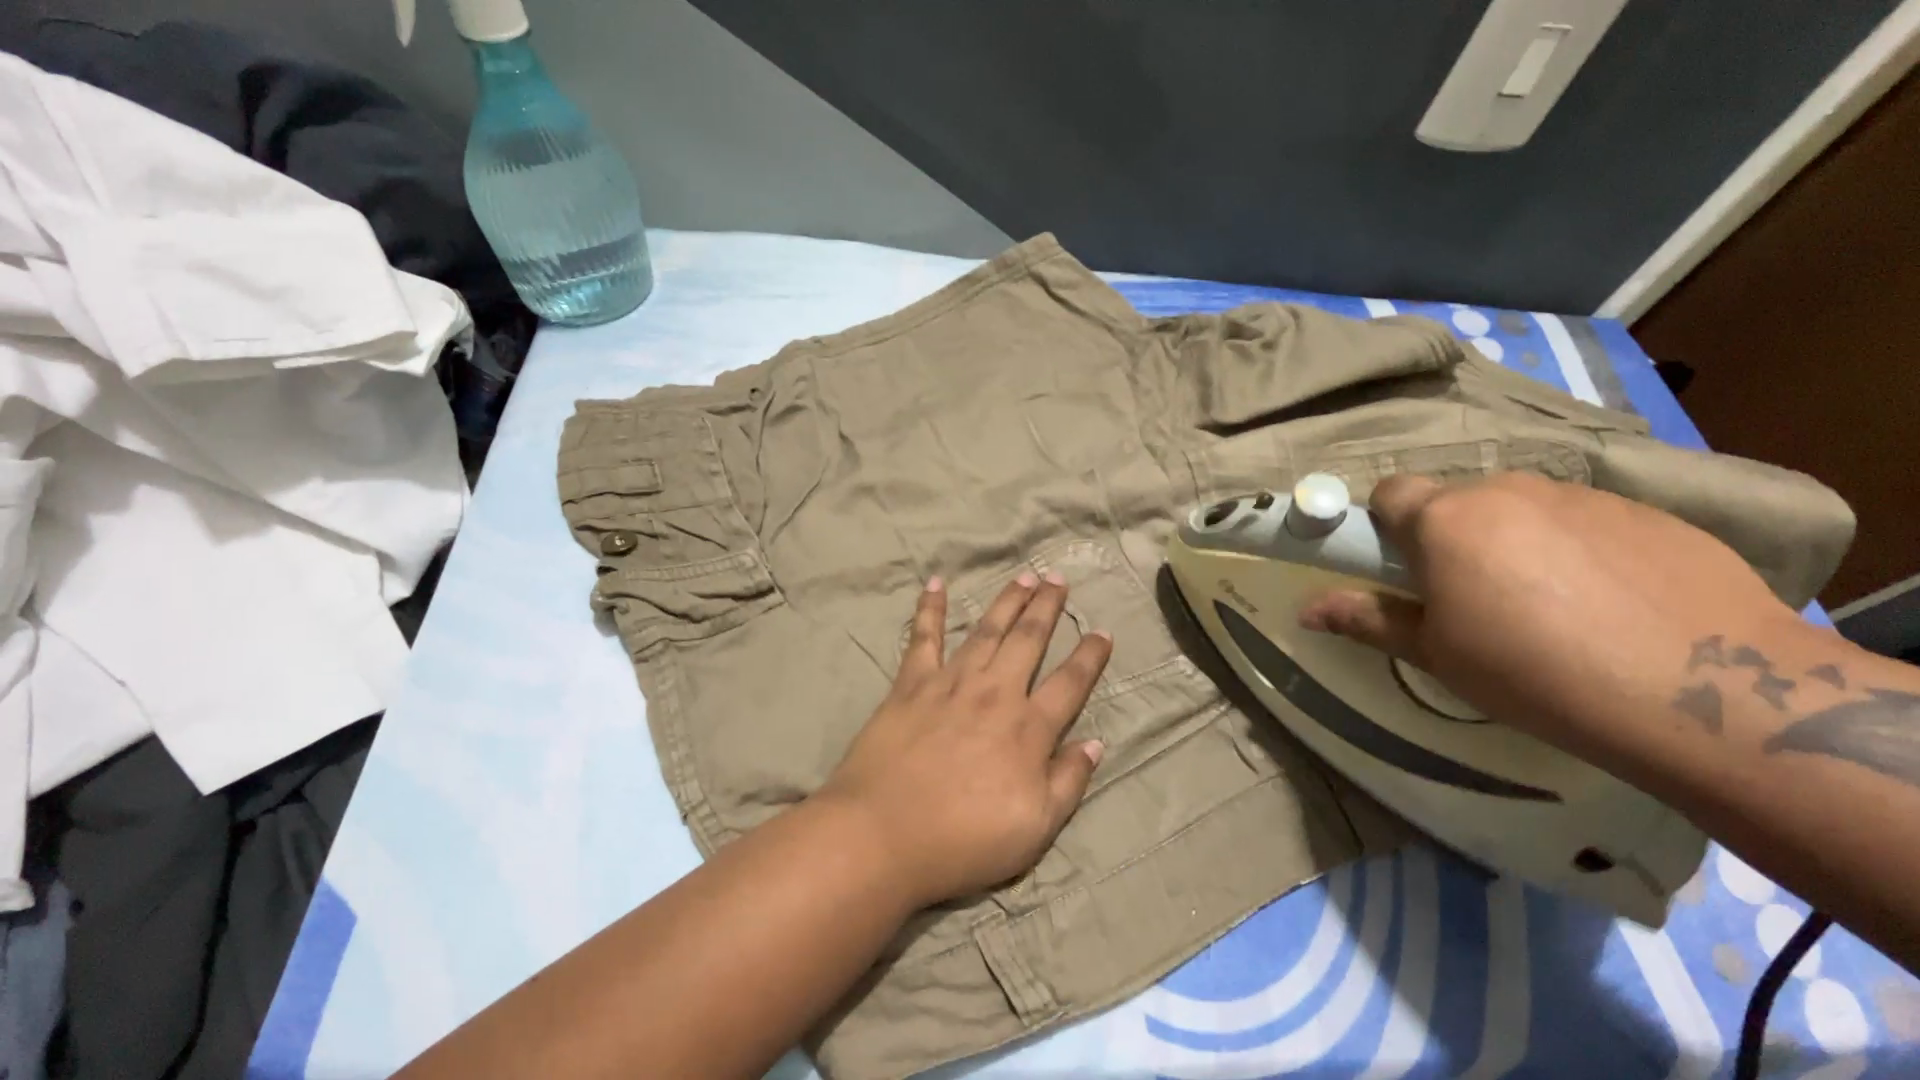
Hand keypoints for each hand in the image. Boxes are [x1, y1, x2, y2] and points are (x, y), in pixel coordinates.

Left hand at [816, 572, 1111, 909]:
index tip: (1102, 632)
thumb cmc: (964, 841)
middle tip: (1058, 579)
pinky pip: (923, 638)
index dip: (1090, 656)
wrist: (882, 834)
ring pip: (986, 631)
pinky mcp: (909, 686)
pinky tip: (934, 584)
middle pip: (1029, 641)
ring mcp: (950, 684)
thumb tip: (1094, 744)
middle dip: (1047, 608)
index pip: (1070, 683)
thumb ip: (1068, 782)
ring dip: (1007, 601)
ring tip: (1023, 576)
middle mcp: (995, 694)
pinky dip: (929, 609)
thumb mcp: (1036, 828)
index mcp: (1029, 729)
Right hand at [1295, 472, 1806, 751]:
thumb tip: (1305, 608)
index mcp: (1446, 520)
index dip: (1386, 529)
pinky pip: (1585, 522)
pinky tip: (1609, 606)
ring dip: (1516, 544)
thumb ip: (1369, 620)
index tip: (1402, 572)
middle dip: (1453, 539)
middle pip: (1458, 501)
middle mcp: (1508, 489)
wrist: (1701, 689)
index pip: (1390, 493)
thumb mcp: (1439, 655)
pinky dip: (1578, 552)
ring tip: (1551, 611)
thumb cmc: (1535, 674)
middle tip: (1475, 603)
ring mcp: (1582, 495)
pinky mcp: (1646, 511)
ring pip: (1523, 510)